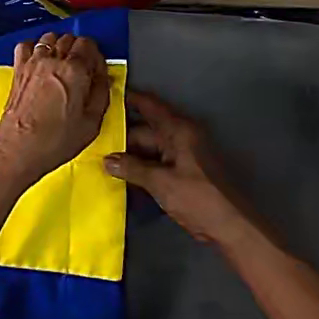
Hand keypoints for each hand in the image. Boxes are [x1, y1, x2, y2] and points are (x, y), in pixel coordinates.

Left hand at [0, 32, 110, 193]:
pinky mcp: (18, 71)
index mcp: (75, 71)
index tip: (97, 69)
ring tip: (64, 61)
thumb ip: (101, 94)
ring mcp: (33, 64)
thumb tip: (104, 79)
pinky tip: (41, 59)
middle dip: (79, 49)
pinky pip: (26, 45)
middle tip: (84, 67)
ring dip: (59, 45)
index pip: (89, 45)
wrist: (18, 151)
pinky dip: (35, 47)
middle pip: (70, 38)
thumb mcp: (92, 123)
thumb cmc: (52, 141)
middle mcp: (53, 61)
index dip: (96, 56)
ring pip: (50, 37)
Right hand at [104, 90, 254, 245]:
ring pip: (148, 149)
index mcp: (179, 130)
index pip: (150, 106)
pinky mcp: (181, 172)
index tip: (105, 95)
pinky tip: (119, 177)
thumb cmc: (198, 197)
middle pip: (145, 130)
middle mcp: (180, 137)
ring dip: (128, 156)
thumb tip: (107, 159)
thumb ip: (132, 168)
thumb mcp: (161, 182)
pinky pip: (155, 163)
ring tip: (98, 159)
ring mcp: (181, 155)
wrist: (228, 223)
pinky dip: (139, 169)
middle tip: (91, 140)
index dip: (128, 99)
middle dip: (120, 137)